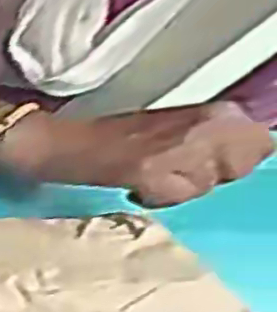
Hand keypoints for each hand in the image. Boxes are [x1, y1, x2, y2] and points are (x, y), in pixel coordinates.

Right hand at [0, 101, 273, 207]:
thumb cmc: (104, 137)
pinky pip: (173, 195)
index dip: (230, 161)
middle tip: (174, 179)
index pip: (260, 143)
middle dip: (211, 177)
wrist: (55, 143)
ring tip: (149, 185)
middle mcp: (209, 126)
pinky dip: (155, 199)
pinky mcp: (149, 170)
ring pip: (205, 185)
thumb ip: (203, 136)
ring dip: (178, 191)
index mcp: (217, 112)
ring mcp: (180, 148)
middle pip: (242, 166)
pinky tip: (134, 192)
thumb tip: (222, 157)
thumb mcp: (169, 127)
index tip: (199, 168)